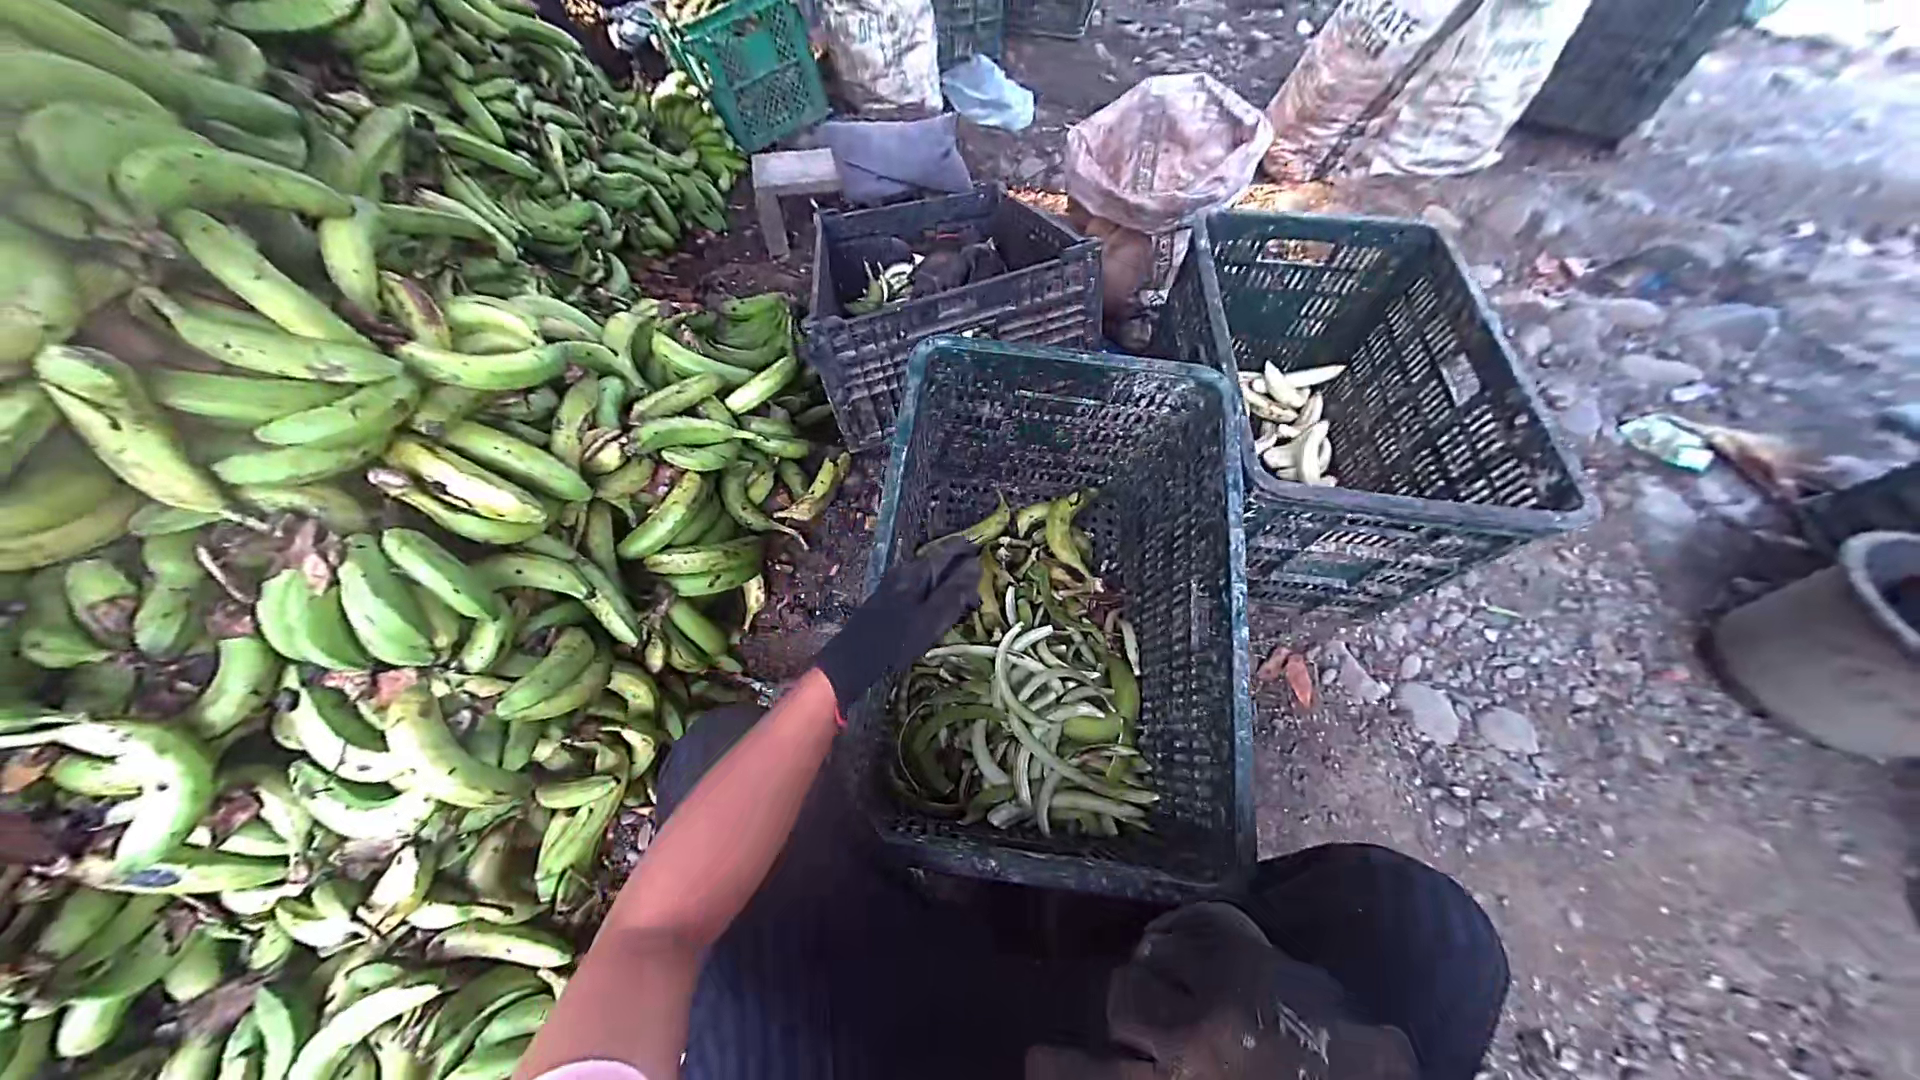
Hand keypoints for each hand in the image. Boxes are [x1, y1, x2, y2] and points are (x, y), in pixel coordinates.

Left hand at [812, 541, 981, 707]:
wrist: (854, 658)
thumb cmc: (897, 640)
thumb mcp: (932, 618)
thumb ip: (955, 591)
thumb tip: (976, 564)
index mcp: (917, 571)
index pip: (949, 550)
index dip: (968, 550)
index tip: (985, 554)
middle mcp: (905, 571)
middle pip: (939, 563)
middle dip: (960, 571)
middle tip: (978, 588)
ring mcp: (895, 584)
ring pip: (929, 577)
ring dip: (947, 585)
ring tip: (963, 603)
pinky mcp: (889, 598)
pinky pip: (919, 588)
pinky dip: (934, 594)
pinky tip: (938, 611)